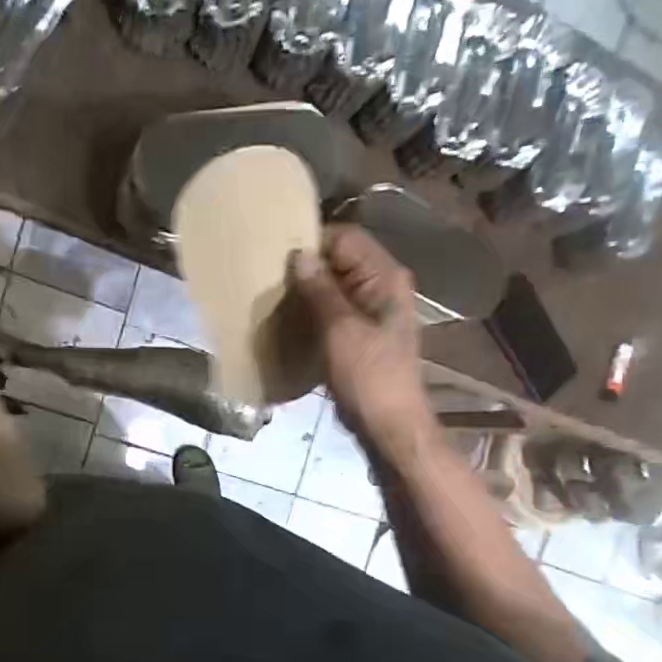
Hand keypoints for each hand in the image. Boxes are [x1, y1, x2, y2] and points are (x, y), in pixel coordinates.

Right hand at [290, 225, 430, 449]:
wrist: (390, 423)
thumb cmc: (369, 375)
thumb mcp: (340, 331)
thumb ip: (321, 290)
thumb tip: (299, 255)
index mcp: (386, 277)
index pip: (346, 238)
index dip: (314, 243)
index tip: (278, 258)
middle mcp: (383, 286)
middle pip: (341, 260)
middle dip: (308, 267)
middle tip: (271, 279)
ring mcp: (374, 310)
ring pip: (336, 285)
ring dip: (308, 291)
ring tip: (277, 298)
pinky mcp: (362, 332)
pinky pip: (335, 309)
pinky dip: (315, 311)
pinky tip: (292, 320)